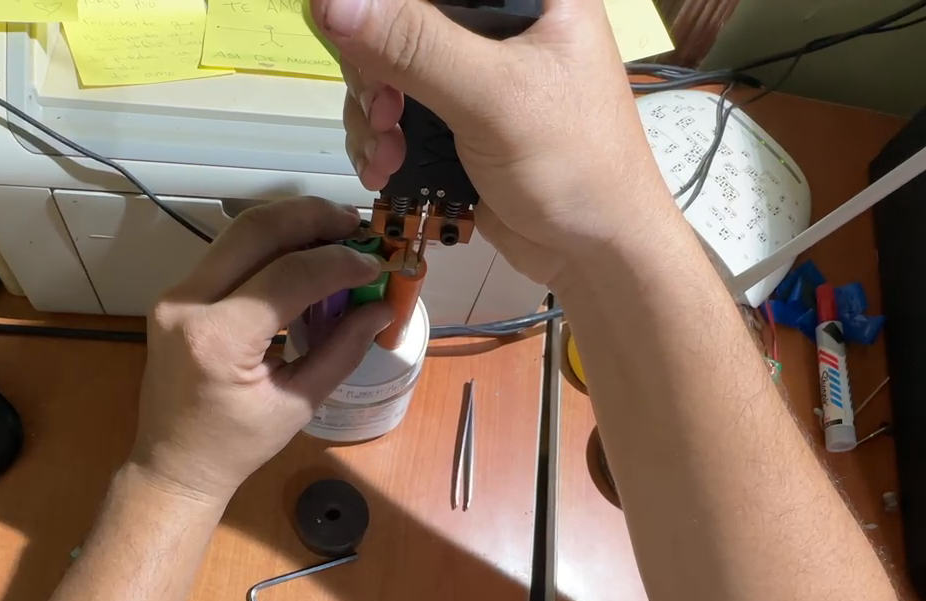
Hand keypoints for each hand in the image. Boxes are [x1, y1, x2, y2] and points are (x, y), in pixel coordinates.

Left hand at [132, 197, 391, 503]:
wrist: (176, 463)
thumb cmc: (238, 446)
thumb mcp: (298, 404)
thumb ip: (342, 350)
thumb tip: (382, 308)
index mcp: (218, 339)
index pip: (288, 276)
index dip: (338, 263)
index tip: (375, 264)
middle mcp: (188, 304)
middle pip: (255, 230)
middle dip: (312, 218)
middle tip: (356, 224)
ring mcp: (176, 295)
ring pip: (238, 234)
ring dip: (291, 226)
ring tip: (336, 235)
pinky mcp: (178, 296)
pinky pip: (228, 255)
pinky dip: (270, 248)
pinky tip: (302, 258)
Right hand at [315, 0, 676, 283]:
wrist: (593, 250)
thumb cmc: (571, 165)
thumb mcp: (493, 97)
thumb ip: (415, 46)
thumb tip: (331, 1)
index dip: (379, 7)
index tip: (348, 36)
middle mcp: (494, 23)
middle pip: (398, 21)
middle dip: (373, 71)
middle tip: (382, 115)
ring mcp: (472, 77)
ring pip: (389, 73)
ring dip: (372, 118)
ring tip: (384, 160)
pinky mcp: (457, 126)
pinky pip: (399, 119)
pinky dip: (382, 145)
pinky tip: (384, 172)